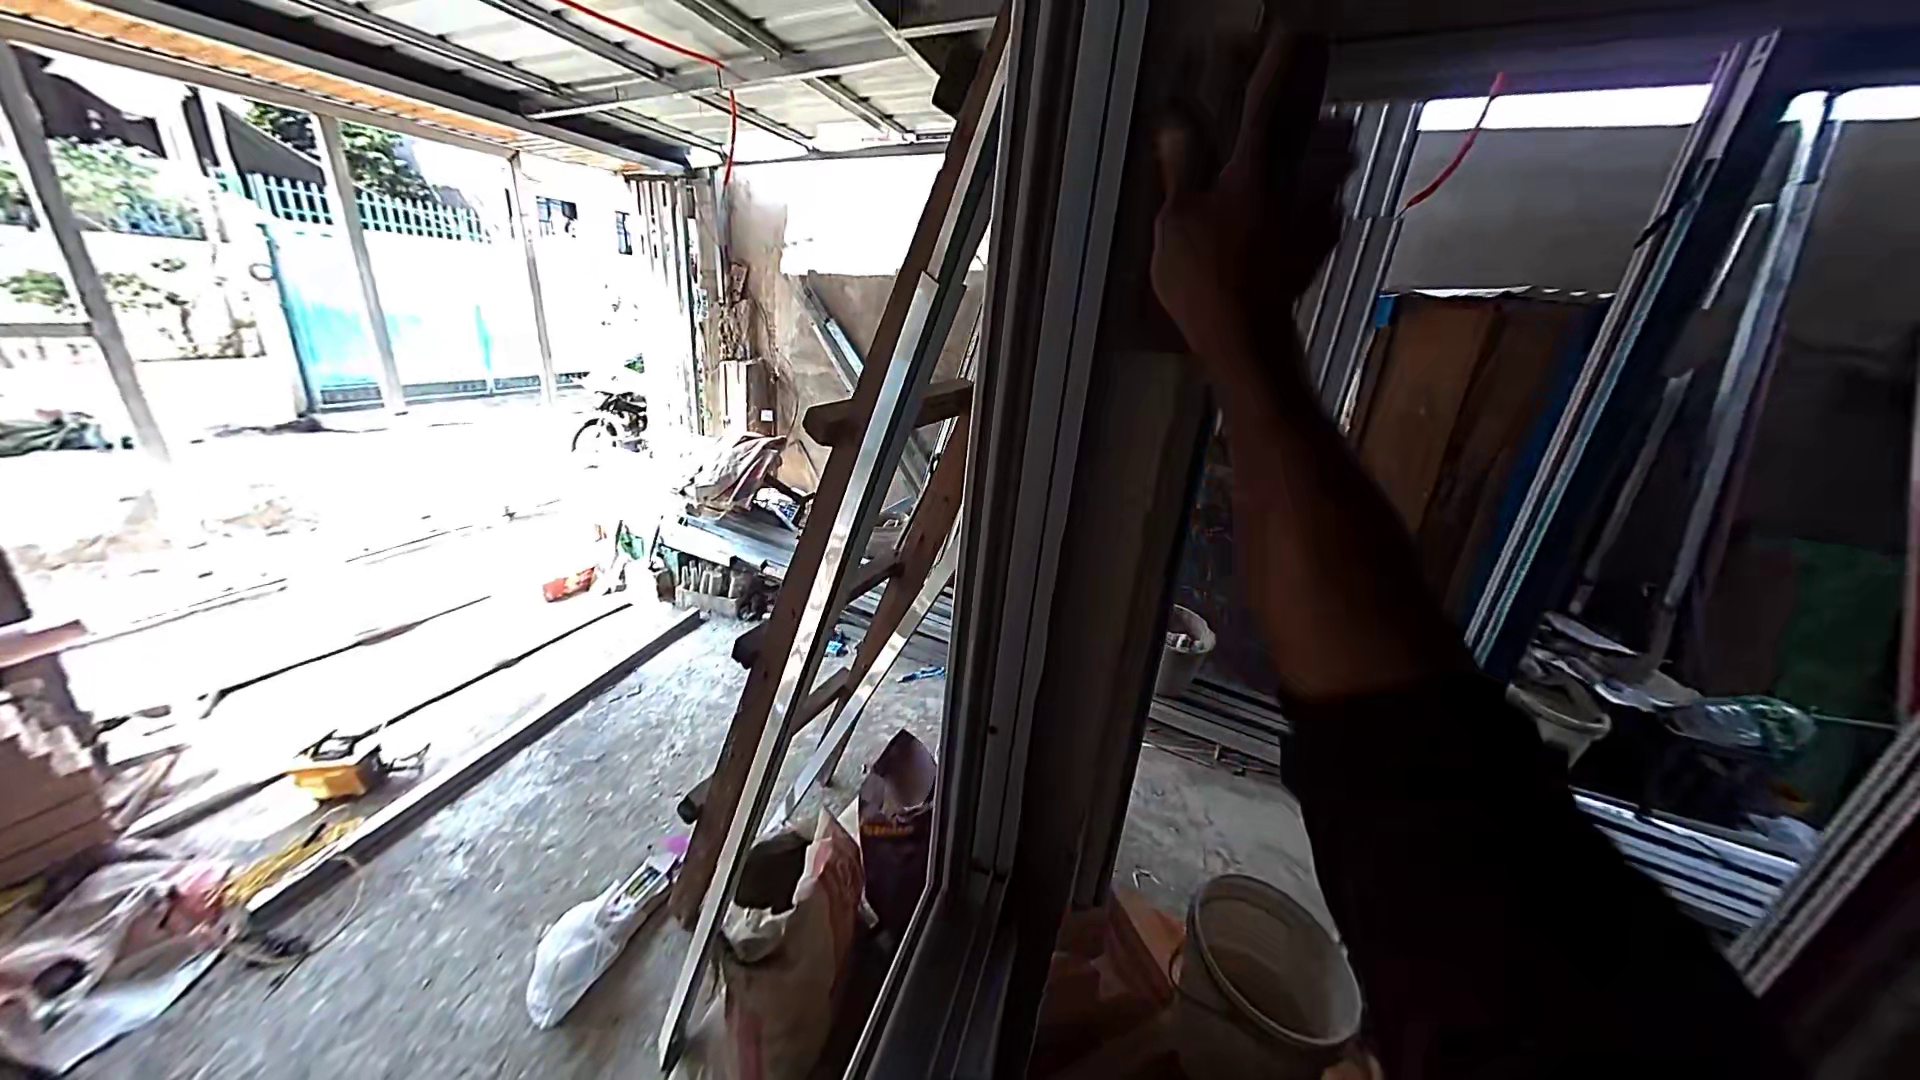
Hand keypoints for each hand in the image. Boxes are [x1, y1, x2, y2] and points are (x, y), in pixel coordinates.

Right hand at [1150, 28, 1350, 362]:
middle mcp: (1294, 176)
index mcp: (1255, 163)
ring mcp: (1314, 208)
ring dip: (1319, 134)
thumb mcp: (1173, 224)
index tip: (1280, 31)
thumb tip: (1173, 126)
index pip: (1273, 88)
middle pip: (1316, 108)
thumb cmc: (1204, 281)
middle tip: (1299, 68)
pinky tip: (1299, 198)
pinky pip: (1326, 197)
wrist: (1243, 334)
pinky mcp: (1320, 239)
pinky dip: (1315, 188)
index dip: (1277, 52)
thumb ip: (1179, 168)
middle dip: (1309, 81)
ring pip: (1332, 150)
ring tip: (1303, 134)